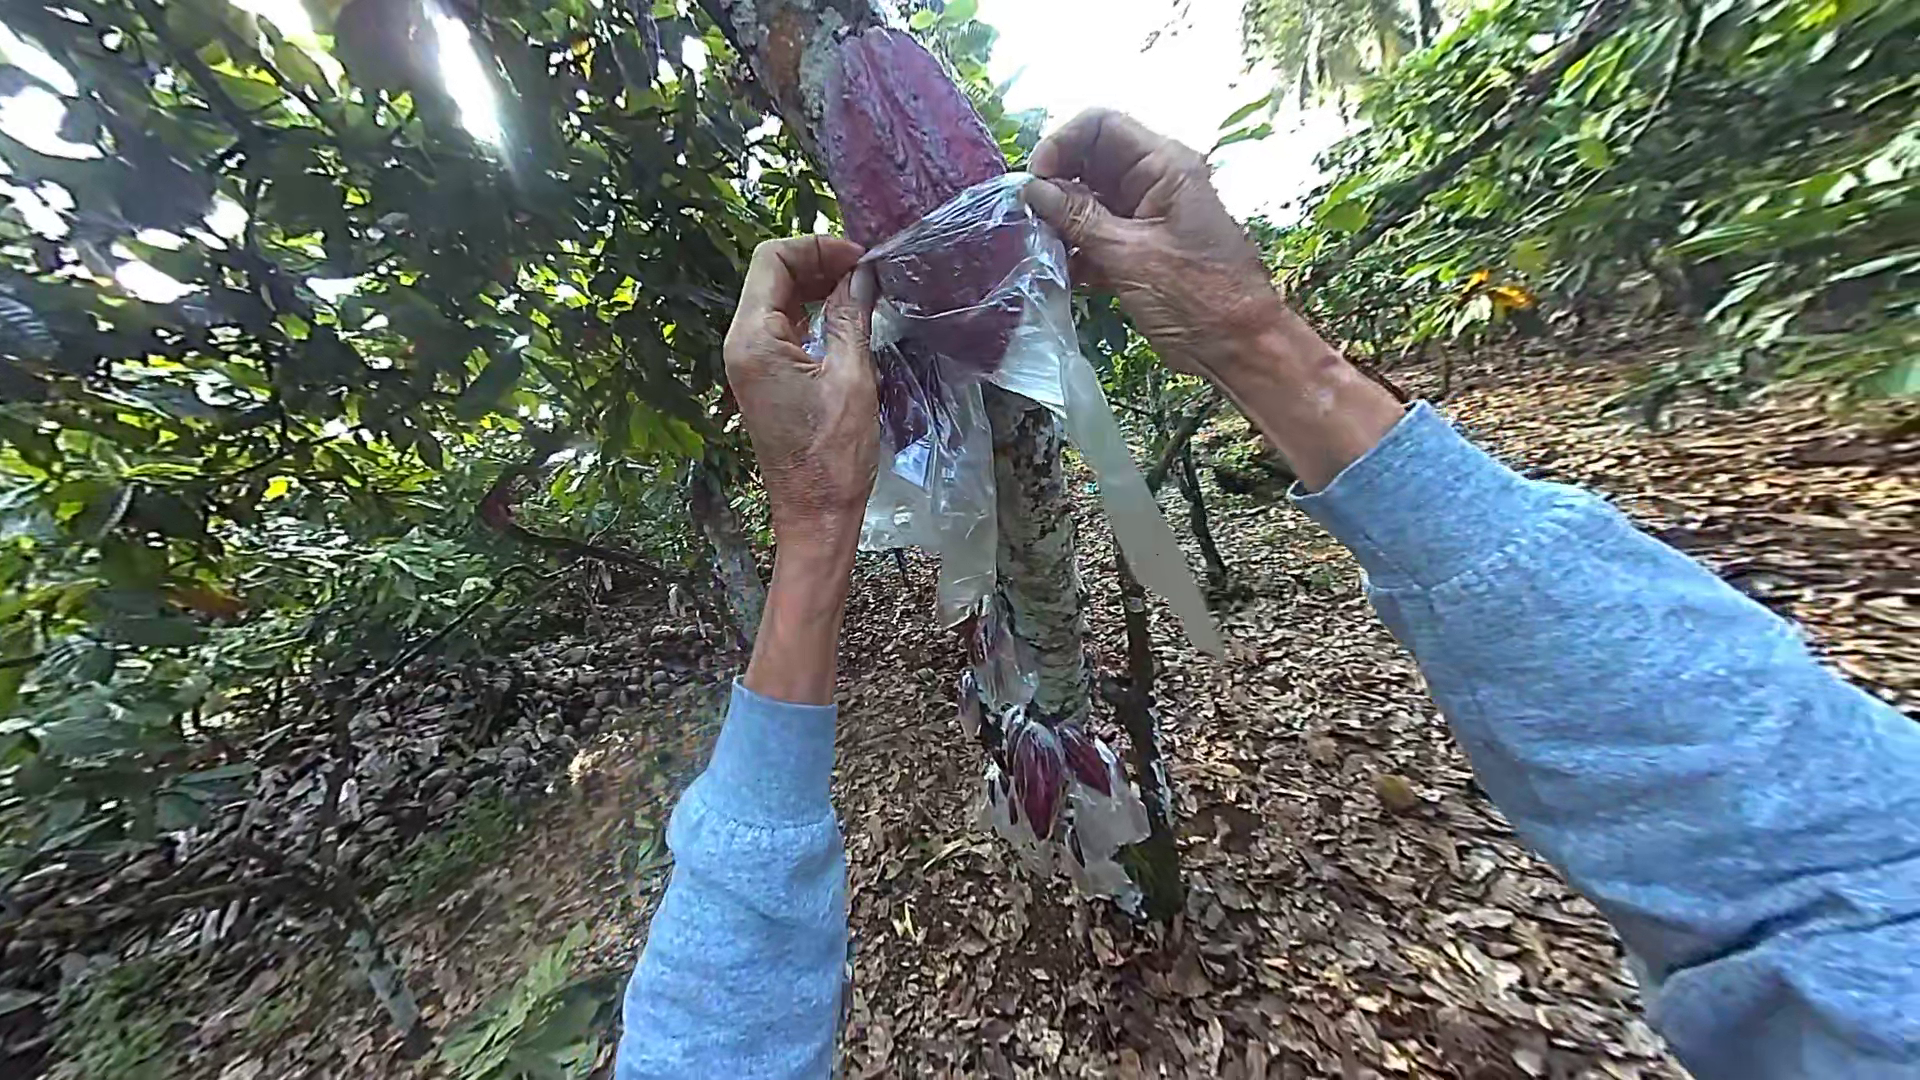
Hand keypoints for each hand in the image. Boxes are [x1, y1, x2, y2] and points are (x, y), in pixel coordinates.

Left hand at [725, 236, 878, 552]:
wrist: (816, 513)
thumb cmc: (834, 455)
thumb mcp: (852, 379)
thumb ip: (853, 317)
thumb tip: (863, 275)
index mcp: (753, 339)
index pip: (772, 259)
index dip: (817, 247)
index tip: (860, 259)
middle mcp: (741, 345)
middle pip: (772, 277)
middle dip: (818, 263)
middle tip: (866, 272)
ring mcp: (750, 365)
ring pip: (779, 303)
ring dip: (817, 289)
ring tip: (862, 290)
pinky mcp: (766, 382)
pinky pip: (785, 332)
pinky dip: (813, 316)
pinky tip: (846, 318)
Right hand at [1025, 109, 1401, 490]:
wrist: (1234, 344)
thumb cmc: (1194, 295)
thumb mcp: (1129, 255)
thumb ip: (1079, 220)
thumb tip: (1033, 189)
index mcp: (1162, 166)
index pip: (1100, 127)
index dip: (1061, 145)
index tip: (1033, 182)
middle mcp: (1153, 184)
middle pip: (1091, 165)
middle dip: (1056, 187)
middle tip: (1029, 220)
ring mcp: (1145, 220)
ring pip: (1090, 205)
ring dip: (1063, 224)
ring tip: (1042, 249)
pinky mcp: (1138, 254)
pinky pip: (1098, 240)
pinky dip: (1078, 253)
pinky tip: (1062, 273)